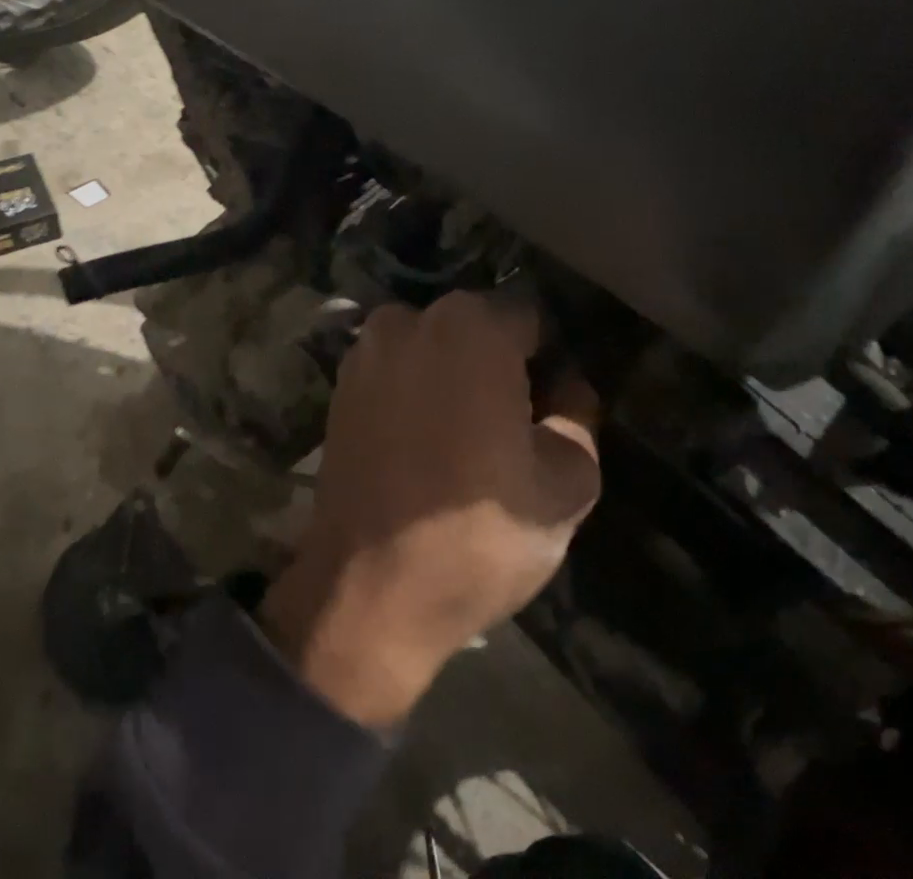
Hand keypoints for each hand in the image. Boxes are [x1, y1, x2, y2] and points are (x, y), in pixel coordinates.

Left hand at [258, 291, 601, 728]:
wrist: (366, 591)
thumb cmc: (478, 536)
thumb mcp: (567, 482)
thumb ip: (577, 416)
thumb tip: (565, 387)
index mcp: (470, 327)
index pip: (531, 320)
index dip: (550, 363)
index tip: (553, 410)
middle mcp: (406, 322)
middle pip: (475, 331)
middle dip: (499, 367)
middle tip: (513, 432)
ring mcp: (362, 357)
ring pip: (430, 354)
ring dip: (452, 382)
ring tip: (465, 446)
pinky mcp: (335, 394)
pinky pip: (394, 379)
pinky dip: (413, 400)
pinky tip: (424, 451)